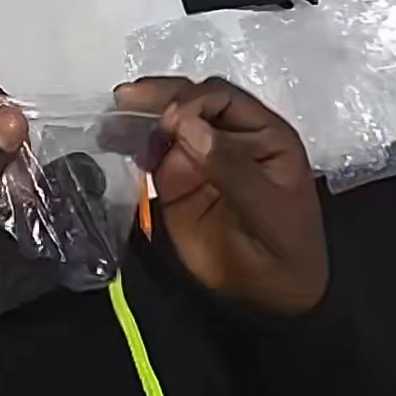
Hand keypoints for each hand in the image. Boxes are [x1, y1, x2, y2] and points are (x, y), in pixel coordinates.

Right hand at [115, 77, 327, 315]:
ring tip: (111, 119)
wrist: (265, 299)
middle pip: (187, 98)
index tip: (171, 120)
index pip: (222, 97)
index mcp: (261, 132)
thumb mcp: (269, 212)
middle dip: (156, 96)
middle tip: (125, 99)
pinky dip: (128, 137)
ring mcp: (196, 148)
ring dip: (137, 112)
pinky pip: (147, 144)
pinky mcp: (172, 169)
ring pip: (162, 116)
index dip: (194, 101)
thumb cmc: (284, 252)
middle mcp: (225, 131)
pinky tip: (112, 138)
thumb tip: (187, 123)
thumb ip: (231, 168)